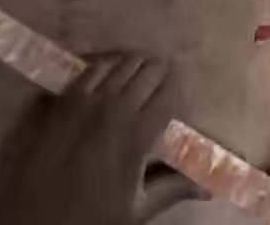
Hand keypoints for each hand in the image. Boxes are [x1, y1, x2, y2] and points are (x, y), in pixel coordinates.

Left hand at [0, 52, 204, 224]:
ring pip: (123, 60)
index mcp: (139, 133)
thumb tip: (209, 188)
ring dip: (133, 69)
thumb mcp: (135, 213)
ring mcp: (85, 101)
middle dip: (158, 77)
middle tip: (155, 95)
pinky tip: (104, 81)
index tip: (174, 105)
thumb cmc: (86, 224)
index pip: (173, 88)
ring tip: (131, 84)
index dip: (177, 93)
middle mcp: (116, 108)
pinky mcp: (60, 102)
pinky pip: (90, 67)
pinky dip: (104, 67)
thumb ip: (174, 189)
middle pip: (151, 67)